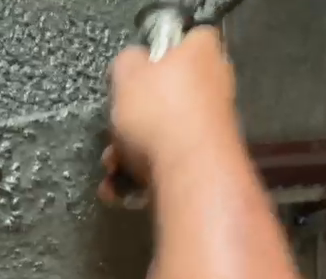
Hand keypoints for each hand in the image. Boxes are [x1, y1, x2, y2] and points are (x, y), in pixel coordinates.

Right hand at [98, 27, 237, 205]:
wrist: (189, 169)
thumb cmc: (157, 111)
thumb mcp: (127, 75)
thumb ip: (125, 63)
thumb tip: (131, 63)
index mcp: (202, 51)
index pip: (183, 43)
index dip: (154, 59)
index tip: (133, 80)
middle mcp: (213, 83)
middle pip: (164, 96)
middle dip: (130, 121)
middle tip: (112, 134)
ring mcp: (210, 124)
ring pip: (159, 134)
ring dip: (127, 154)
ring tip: (111, 168)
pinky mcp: (202, 159)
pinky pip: (165, 162)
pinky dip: (139, 176)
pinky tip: (117, 188)